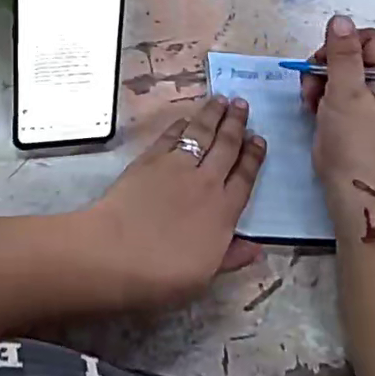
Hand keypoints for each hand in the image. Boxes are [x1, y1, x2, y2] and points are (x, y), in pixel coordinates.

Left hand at [83, 97, 266, 306]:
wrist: (115, 252)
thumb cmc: (162, 275)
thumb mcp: (205, 275)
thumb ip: (231, 256)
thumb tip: (258, 247)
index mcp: (223, 212)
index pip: (244, 177)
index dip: (253, 156)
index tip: (259, 138)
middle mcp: (204, 182)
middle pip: (225, 146)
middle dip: (236, 124)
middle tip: (242, 104)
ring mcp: (176, 166)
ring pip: (200, 133)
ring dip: (211, 114)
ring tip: (221, 100)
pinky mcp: (149, 159)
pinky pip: (170, 136)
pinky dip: (181, 125)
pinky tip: (186, 119)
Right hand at [301, 15, 374, 208]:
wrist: (353, 191)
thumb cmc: (355, 142)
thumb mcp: (347, 93)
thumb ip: (342, 54)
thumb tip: (340, 19)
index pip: (368, 40)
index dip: (343, 44)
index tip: (324, 60)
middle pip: (349, 54)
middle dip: (325, 65)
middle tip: (313, 83)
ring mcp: (367, 102)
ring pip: (335, 72)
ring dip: (317, 81)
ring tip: (311, 101)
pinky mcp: (350, 114)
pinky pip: (331, 90)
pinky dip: (318, 95)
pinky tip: (312, 109)